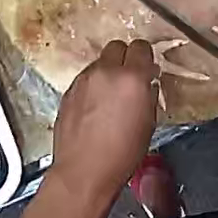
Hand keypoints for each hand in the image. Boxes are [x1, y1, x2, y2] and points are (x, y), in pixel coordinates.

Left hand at [49, 40, 157, 208]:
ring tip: (112, 96)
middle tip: (130, 77)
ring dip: (109, 72)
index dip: (146, 57)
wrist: (84, 171)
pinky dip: (94, 86)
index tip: (147, 69)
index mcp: (132, 78)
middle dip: (126, 58)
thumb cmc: (124, 151)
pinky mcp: (68, 92)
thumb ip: (148, 93)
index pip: (141, 47)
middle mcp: (106, 72)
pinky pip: (86, 79)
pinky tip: (96, 107)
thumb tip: (146, 83)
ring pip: (100, 63)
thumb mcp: (149, 121)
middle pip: (117, 46)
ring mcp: (83, 81)